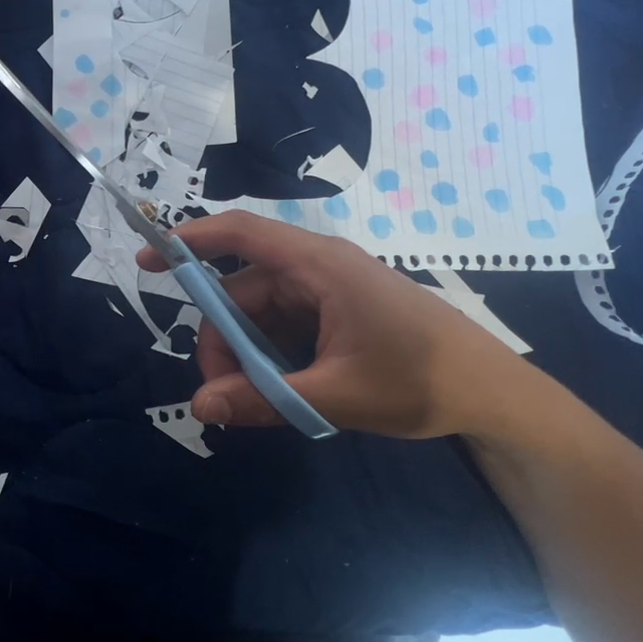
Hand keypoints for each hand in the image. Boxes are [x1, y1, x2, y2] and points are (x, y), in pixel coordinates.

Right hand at [136, 210, 526, 437]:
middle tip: (220, 391)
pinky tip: (278, 388)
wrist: (495, 395)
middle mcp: (318, 267)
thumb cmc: (420, 381)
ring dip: (246, 352)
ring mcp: (330, 289)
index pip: (239, 233)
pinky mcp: (340, 311)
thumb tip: (198, 407)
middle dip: (221, 337)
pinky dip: (270, 353)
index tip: (147, 260)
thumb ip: (263, 400)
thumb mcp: (336, 396)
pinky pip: (285, 324)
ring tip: (253, 399)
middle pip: (243, 288)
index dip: (188, 241)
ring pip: (261, 311)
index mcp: (319, 266)